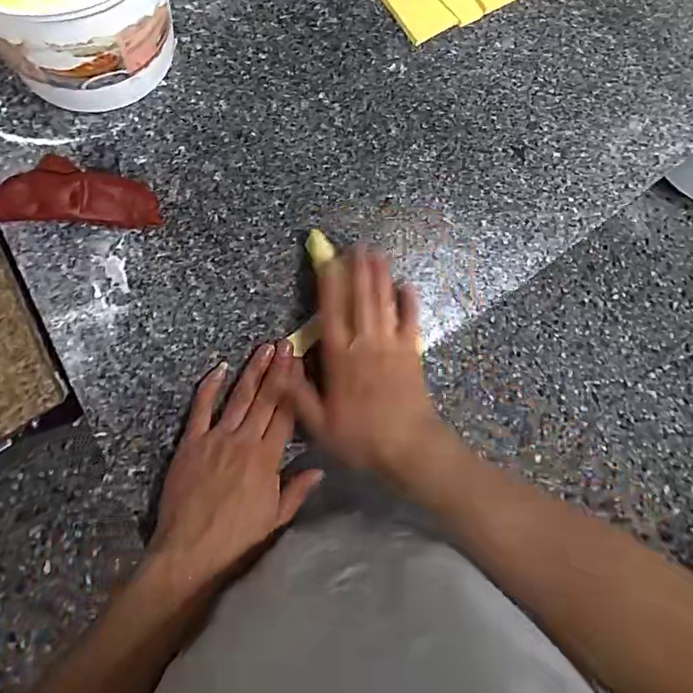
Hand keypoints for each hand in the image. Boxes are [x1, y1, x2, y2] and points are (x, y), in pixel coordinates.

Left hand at [149, 341, 322, 587]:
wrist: (190, 553)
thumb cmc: (236, 540)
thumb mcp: (274, 520)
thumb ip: (296, 491)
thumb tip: (319, 469)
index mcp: (267, 460)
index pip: (285, 415)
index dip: (294, 387)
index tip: (299, 363)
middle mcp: (244, 442)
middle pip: (265, 399)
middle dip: (277, 370)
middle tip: (285, 344)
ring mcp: (216, 439)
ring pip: (238, 397)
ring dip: (252, 371)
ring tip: (264, 349)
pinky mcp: (191, 443)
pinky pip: (201, 408)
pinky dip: (209, 387)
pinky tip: (220, 368)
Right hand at [288, 246, 456, 486]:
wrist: (410, 447)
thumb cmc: (361, 437)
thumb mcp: (319, 423)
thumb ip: (297, 392)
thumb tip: (281, 362)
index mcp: (340, 357)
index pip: (331, 312)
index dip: (329, 283)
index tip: (328, 260)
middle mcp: (365, 343)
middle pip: (361, 298)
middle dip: (358, 269)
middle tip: (357, 245)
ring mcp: (391, 345)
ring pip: (384, 302)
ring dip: (380, 276)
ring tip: (377, 253)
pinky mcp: (411, 352)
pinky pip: (410, 321)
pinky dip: (408, 302)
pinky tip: (407, 286)